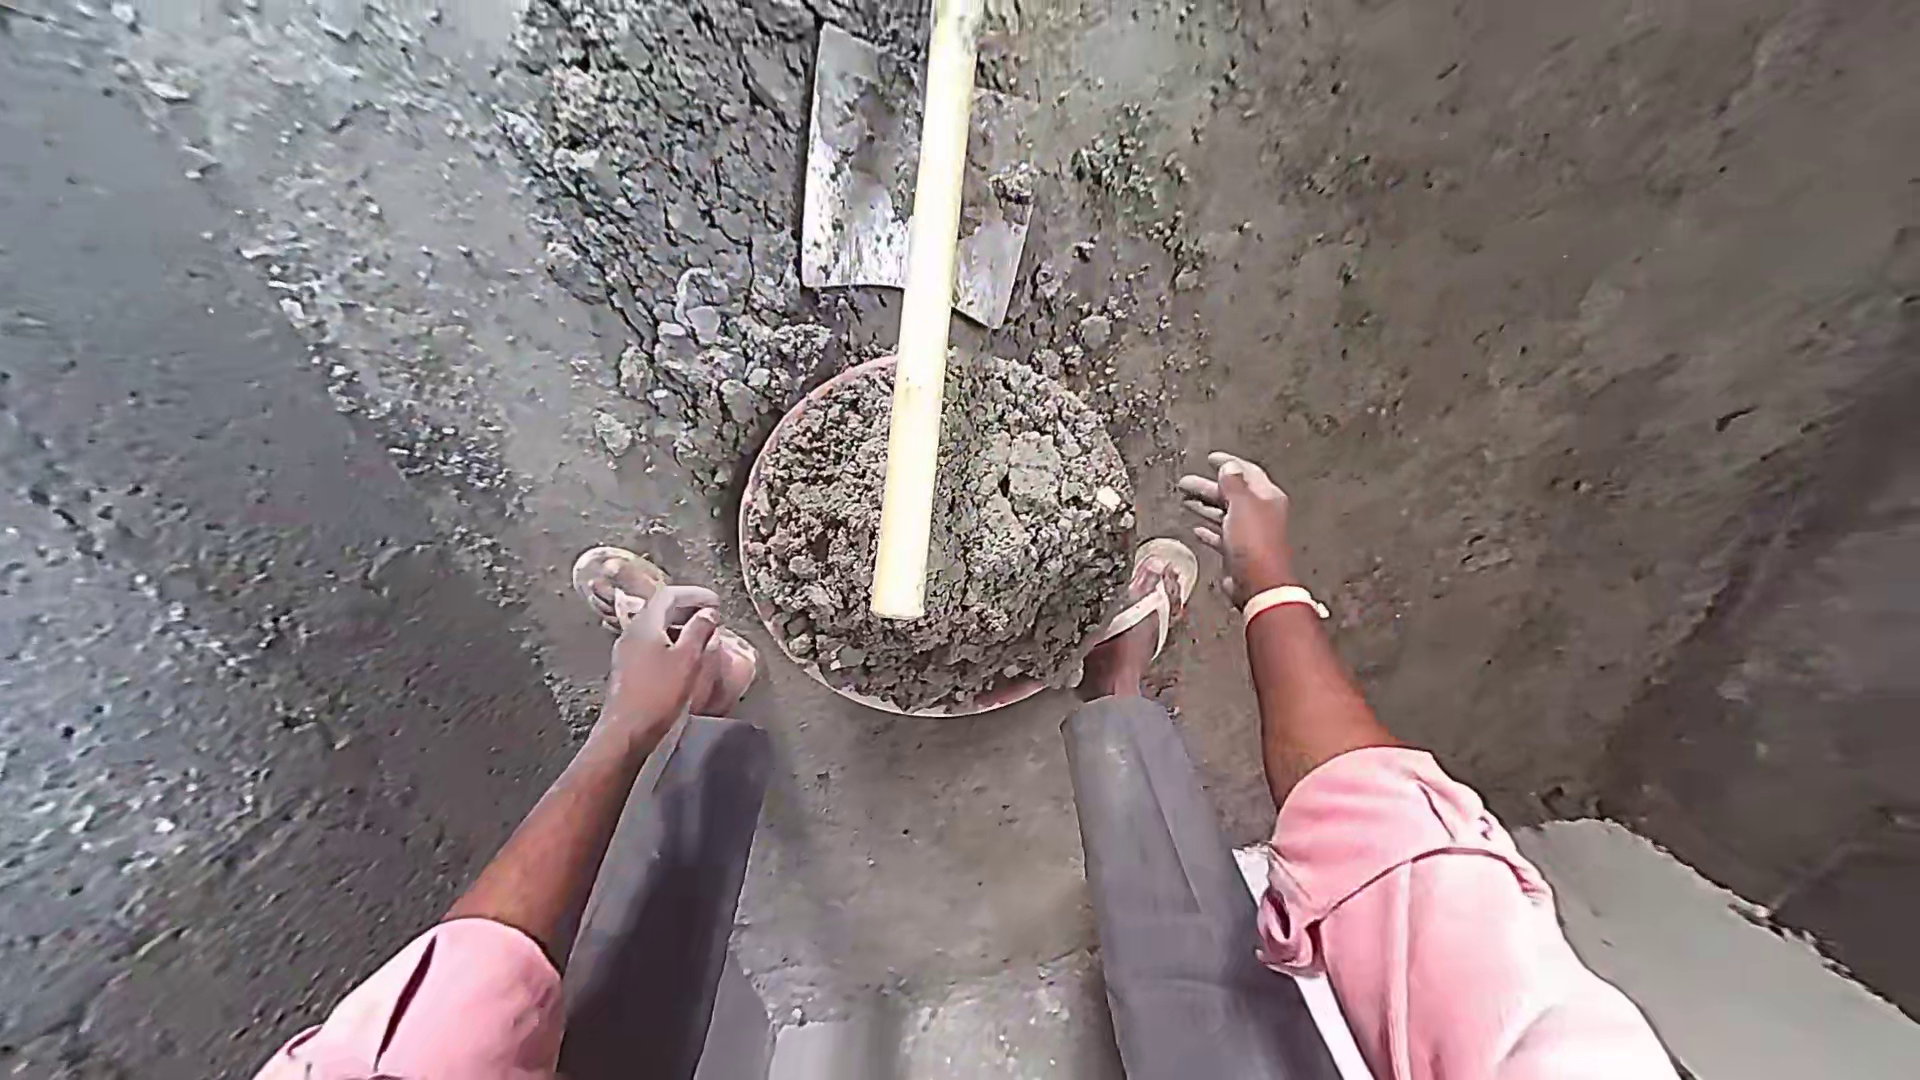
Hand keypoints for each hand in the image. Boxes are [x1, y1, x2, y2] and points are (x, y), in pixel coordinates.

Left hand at [593, 584, 723, 757]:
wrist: (627, 733)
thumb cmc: (659, 694)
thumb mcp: (688, 659)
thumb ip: (700, 630)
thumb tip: (709, 613)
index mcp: (645, 625)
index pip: (669, 595)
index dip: (695, 594)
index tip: (716, 601)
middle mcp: (632, 633)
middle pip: (661, 608)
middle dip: (689, 607)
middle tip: (713, 614)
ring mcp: (628, 651)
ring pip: (658, 626)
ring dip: (682, 624)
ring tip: (706, 632)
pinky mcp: (630, 668)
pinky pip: (654, 642)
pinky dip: (674, 639)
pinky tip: (688, 654)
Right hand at [1178, 451, 1295, 608]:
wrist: (1257, 582)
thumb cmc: (1254, 543)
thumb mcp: (1243, 505)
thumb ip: (1234, 484)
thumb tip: (1229, 466)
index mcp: (1265, 498)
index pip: (1246, 472)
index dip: (1228, 463)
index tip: (1211, 458)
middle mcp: (1258, 513)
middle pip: (1230, 493)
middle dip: (1207, 486)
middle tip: (1186, 482)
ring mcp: (1247, 533)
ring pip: (1222, 513)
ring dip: (1204, 505)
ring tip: (1185, 498)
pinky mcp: (1237, 551)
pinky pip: (1219, 535)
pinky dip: (1208, 530)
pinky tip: (1197, 528)